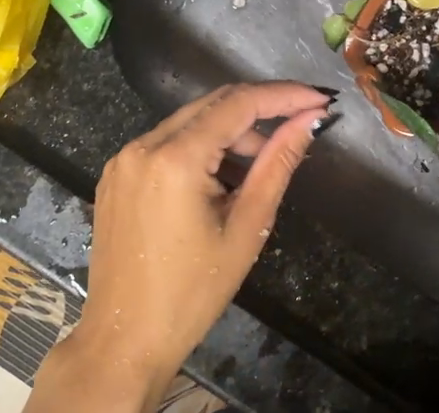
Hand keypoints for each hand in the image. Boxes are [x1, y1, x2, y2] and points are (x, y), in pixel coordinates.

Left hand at [29, 82, 332, 412]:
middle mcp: (144, 145)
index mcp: (175, 158)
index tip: (320, 100)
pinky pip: (169, 141)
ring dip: (232, 131)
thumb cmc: (192, 292)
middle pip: (215, 104)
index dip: (284, 95)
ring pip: (192, 120)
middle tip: (300, 124)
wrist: (124, 342)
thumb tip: (309, 119)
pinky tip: (222, 177)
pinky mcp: (117, 174)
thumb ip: (278, 164)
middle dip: (261, 109)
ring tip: (259, 166)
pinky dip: (202, 146)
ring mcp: (125, 159)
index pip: (240, 103)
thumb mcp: (247, 227)